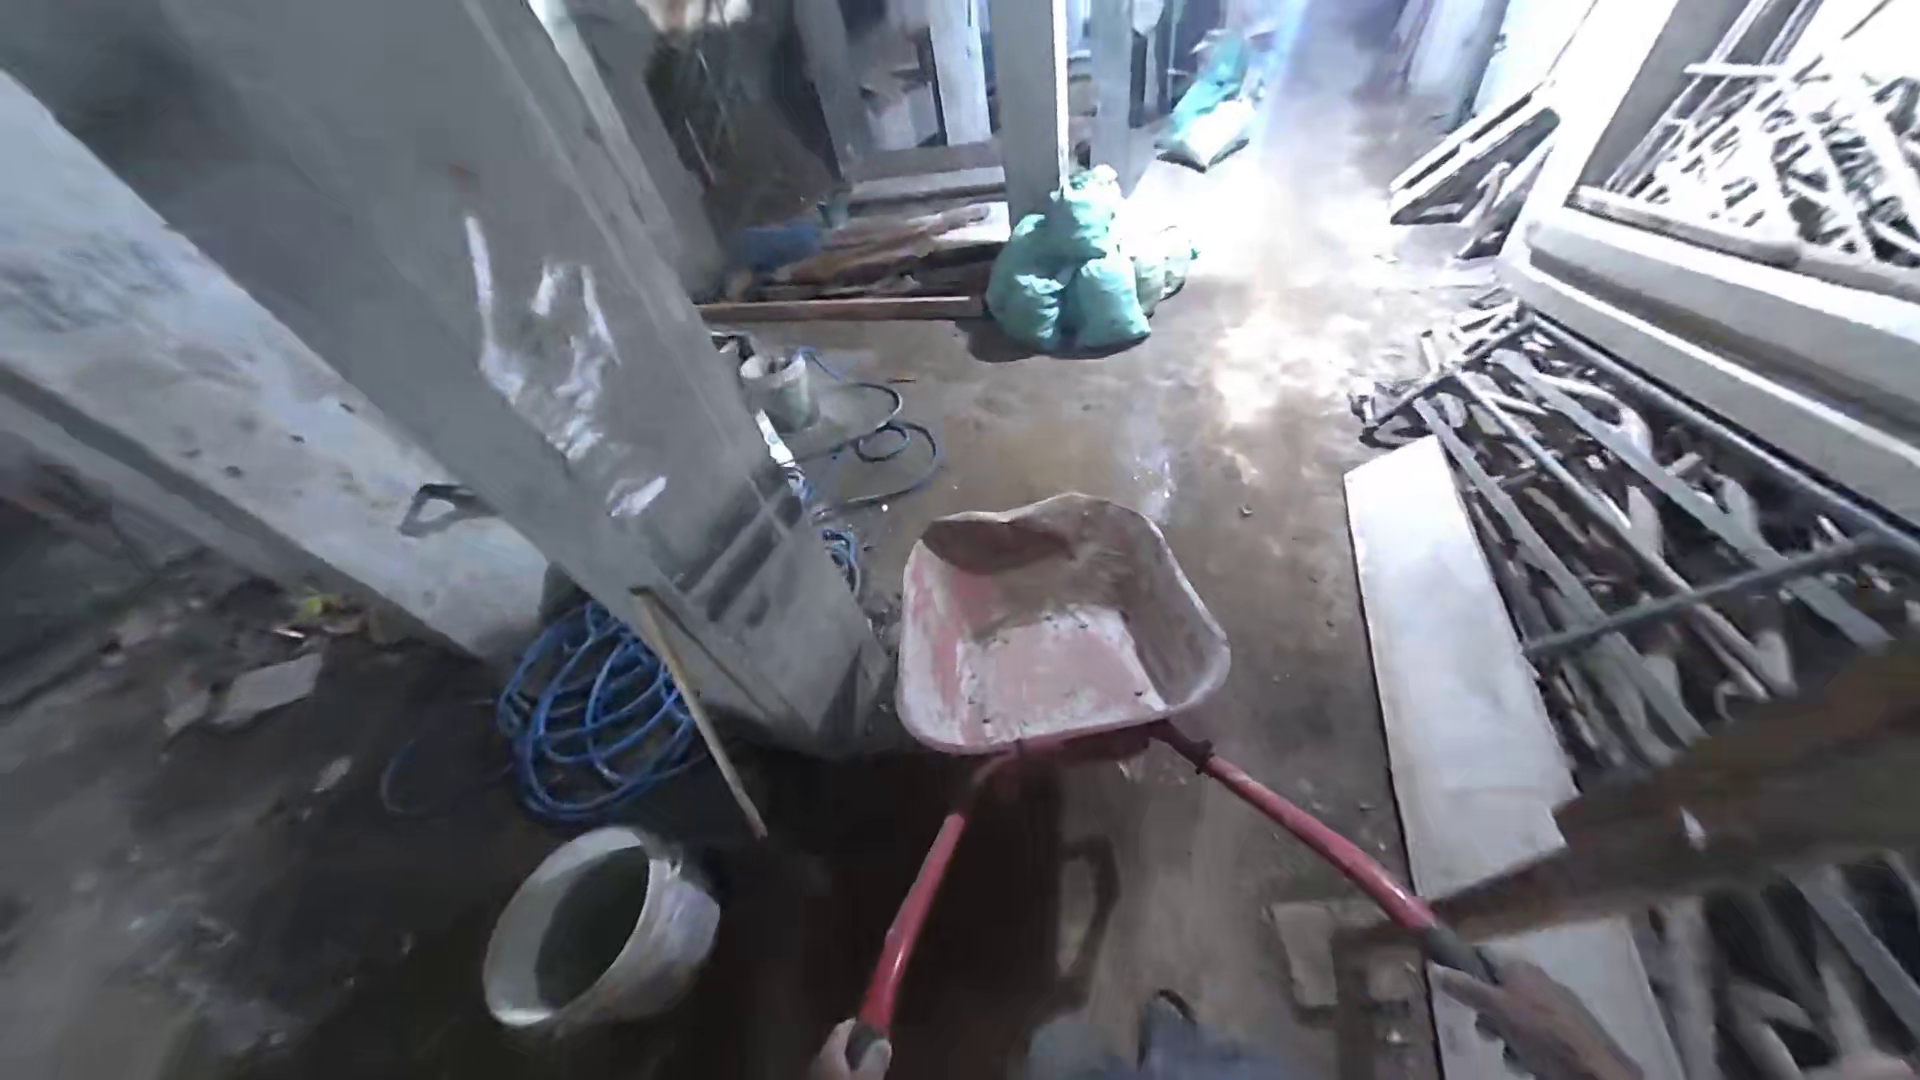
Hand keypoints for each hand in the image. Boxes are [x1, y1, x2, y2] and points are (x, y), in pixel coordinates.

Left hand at [811, 1019, 891, 1079]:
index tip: (876, 1027)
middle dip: (857, 1050)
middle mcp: (816, 1066)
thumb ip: (876, 1059)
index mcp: (828, 1055)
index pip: (843, 1028)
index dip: (860, 1024)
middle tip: (876, 1055)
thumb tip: (882, 1042)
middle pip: (837, 1049)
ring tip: (870, 1076)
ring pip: (834, 1070)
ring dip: (851, 1070)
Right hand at [1434, 957, 1642, 1079]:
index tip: (1455, 989)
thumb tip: (1433, 967)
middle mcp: (1539, 980)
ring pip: (1518, 1014)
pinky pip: (1541, 1033)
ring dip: (1507, 1033)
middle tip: (1485, 1031)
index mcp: (1519, 967)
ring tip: (1510, 1055)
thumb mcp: (1494, 1008)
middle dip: (1486, 1011)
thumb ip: (1462, 986)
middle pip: (1497, 988)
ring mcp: (1562, 1007)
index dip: (1463, 969)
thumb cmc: (1542, 1035)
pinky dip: (1531, 1046)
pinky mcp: (1578, 1034)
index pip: (1480, 954)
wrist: (1604, 1077)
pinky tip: (1531, 1063)